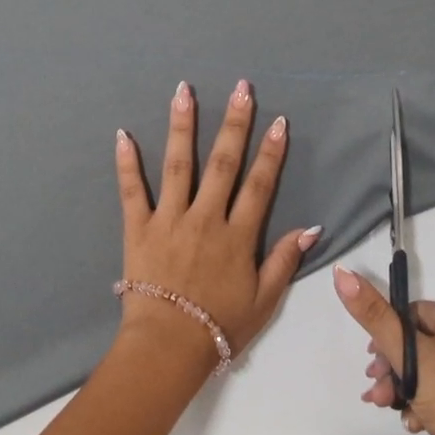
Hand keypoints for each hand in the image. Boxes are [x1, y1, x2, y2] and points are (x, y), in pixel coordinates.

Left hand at [114, 80, 320, 367]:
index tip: (279, 122)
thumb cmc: (219, 326)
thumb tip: (312, 227)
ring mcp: (169, 219)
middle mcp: (205, 218)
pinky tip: (123, 134)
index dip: (271, 153)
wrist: (169, 345)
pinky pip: (132, 190)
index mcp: (238, 235)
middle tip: (241, 89)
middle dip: (234, 123)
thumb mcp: (264, 300)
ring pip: (179, 164)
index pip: (259, 185)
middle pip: (223, 163)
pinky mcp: (138, 227)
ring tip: (184, 90)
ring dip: (183, 125)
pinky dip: (127, 163)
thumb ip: (285, 260)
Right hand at [333, 269, 434, 434]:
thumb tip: (343, 272)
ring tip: (385, 404)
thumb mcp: (410, 356)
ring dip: (401, 386)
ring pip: (426, 368)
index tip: (373, 360)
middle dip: (392, 367)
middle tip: (375, 387)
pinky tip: (411, 420)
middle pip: (419, 343)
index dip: (389, 334)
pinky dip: (422, 401)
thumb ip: (374, 315)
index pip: (416, 313)